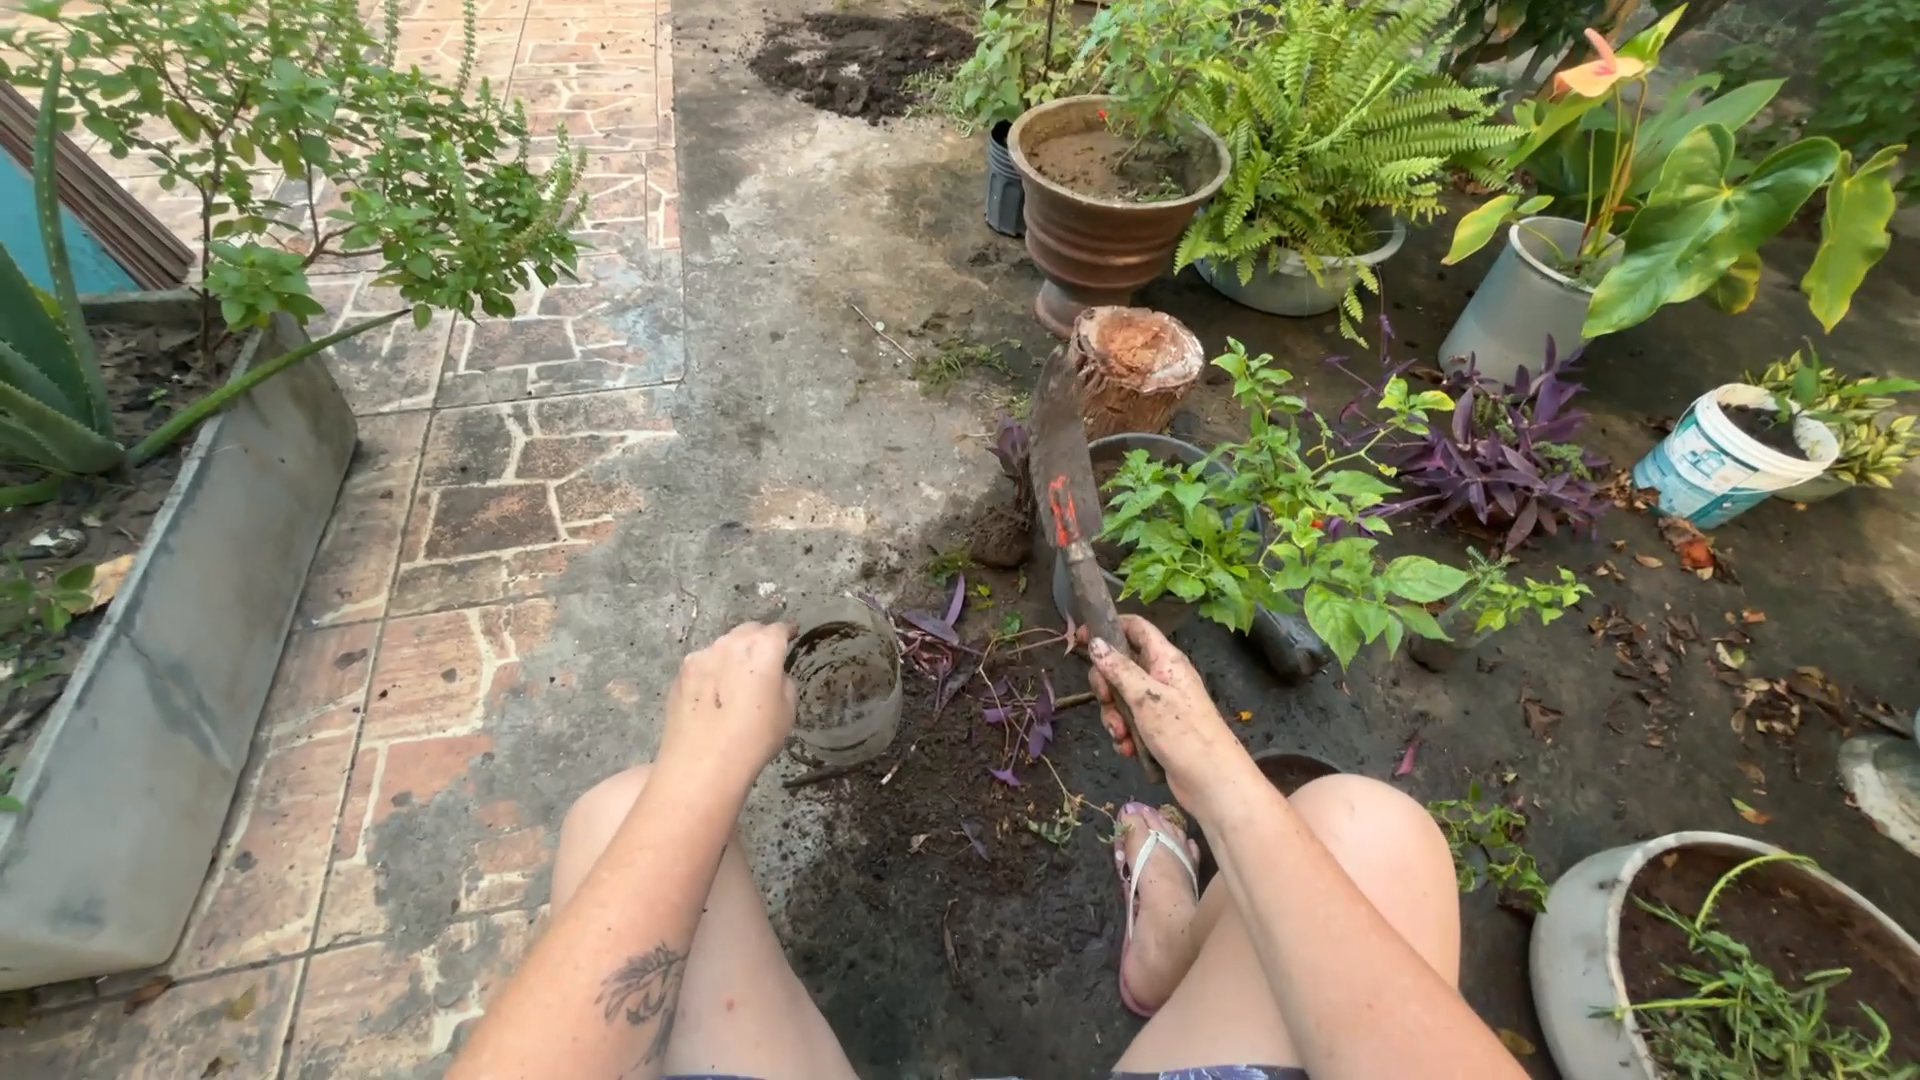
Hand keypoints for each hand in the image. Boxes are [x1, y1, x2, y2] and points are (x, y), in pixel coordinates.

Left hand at [656, 621, 796, 789]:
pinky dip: (713, 671)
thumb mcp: (787, 711)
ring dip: (734, 655)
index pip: (779, 629)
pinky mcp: (680, 674)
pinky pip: (703, 664)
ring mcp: (701, 657)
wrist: (701, 765)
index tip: (792, 636)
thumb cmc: (754, 738)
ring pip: (723, 646)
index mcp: (763, 648)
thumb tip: (771, 675)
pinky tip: (713, 696)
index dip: (788, 632)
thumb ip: (782, 682)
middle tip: (765, 658)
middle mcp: (730, 643)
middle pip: (749, 631)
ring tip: (736, 680)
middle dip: (759, 639)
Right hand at [1086, 615, 1260, 817]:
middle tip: (1105, 699)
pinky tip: (1128, 749)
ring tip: (1121, 735)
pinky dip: (1124, 734)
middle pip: (1120, 664)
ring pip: (1121, 697)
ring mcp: (1159, 704)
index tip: (1082, 639)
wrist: (1212, 784)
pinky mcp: (1156, 728)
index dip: (1108, 627)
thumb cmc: (1183, 733)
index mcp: (1164, 660)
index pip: (1135, 627)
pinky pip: (1129, 722)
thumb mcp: (1146, 697)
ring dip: (1114, 716)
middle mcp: (1161, 676)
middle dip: (1106, 684)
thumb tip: (1096, 642)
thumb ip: (1119, 668)